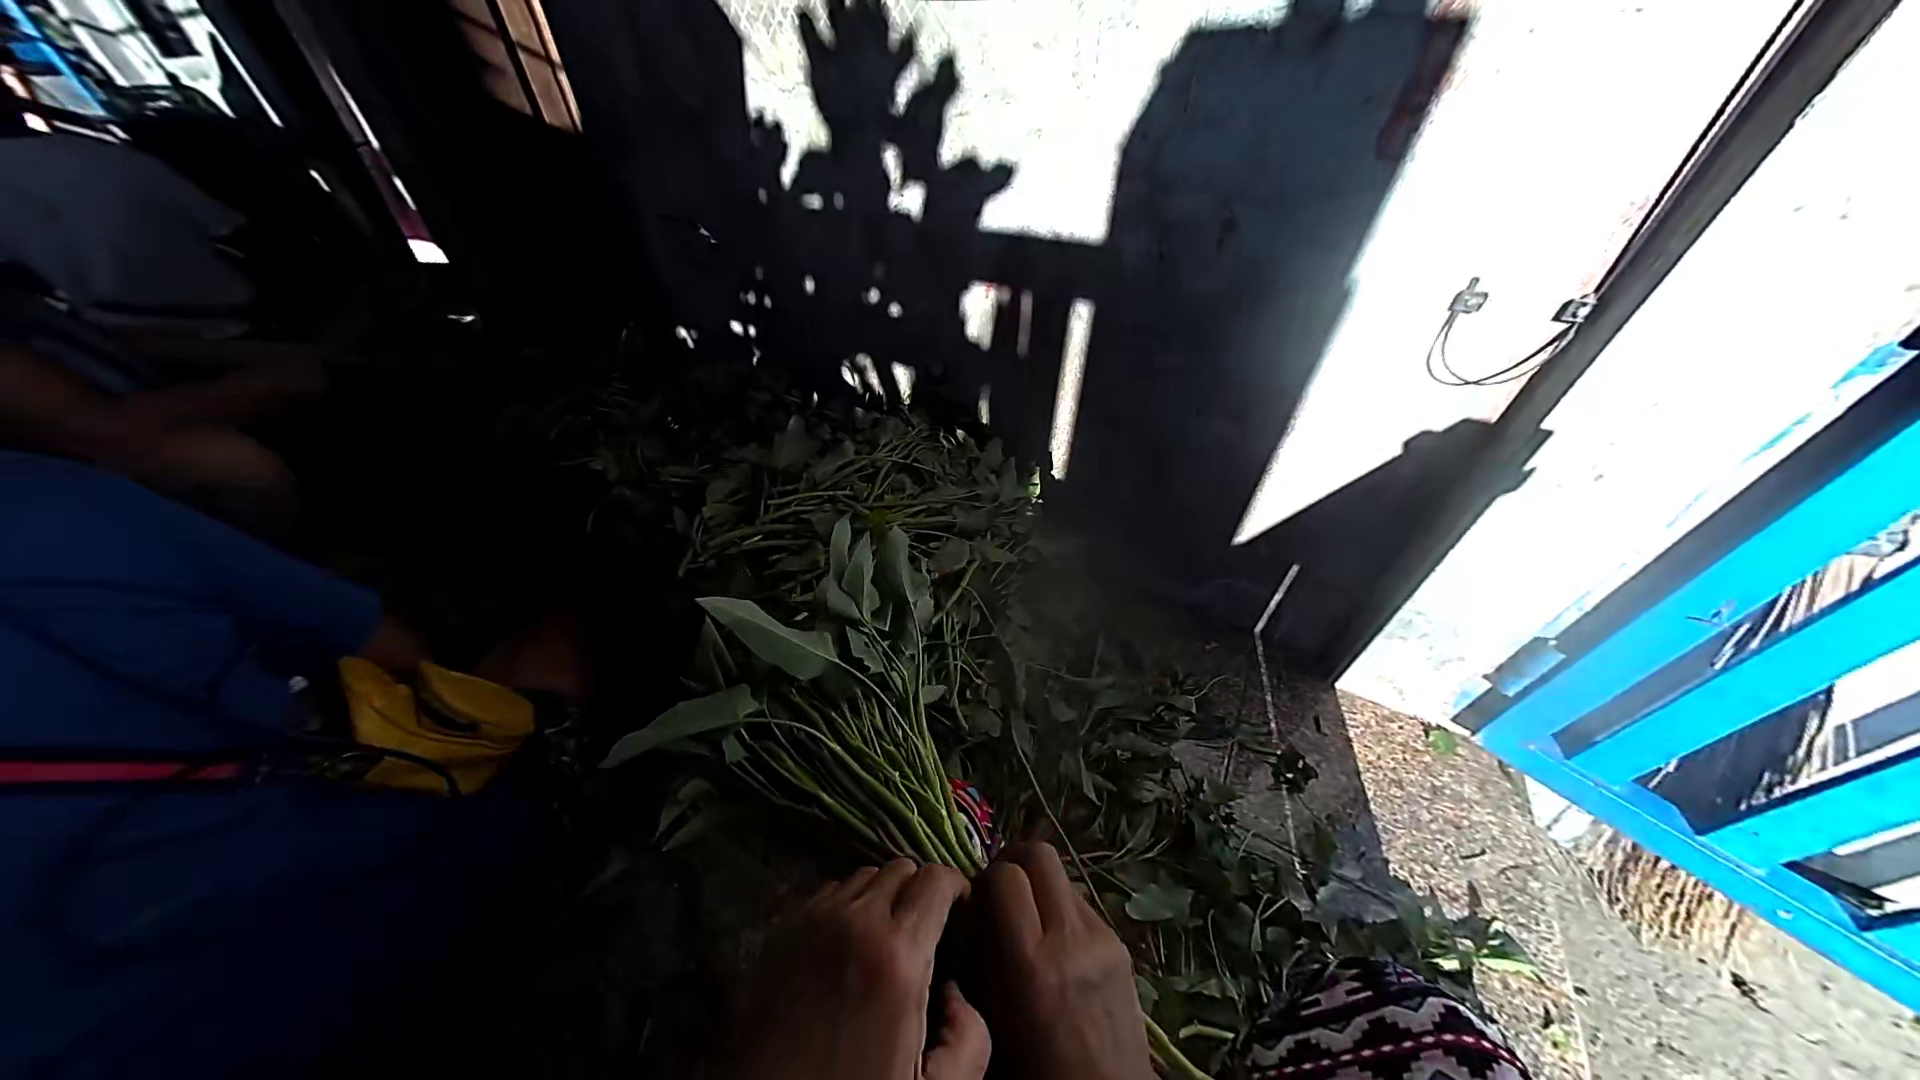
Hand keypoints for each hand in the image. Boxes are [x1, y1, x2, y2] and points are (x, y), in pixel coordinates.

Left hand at [732, 859, 989, 1079]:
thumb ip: (971, 1039)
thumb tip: (957, 991)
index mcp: (898, 956)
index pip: (936, 879)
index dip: (956, 888)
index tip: (961, 910)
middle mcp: (856, 921)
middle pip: (901, 869)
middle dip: (919, 891)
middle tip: (923, 928)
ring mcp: (815, 918)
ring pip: (864, 876)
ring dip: (882, 896)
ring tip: (884, 935)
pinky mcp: (784, 927)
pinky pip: (829, 892)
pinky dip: (847, 906)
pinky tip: (848, 943)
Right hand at [978, 843, 1154, 1079]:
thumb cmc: (1038, 1069)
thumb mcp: (994, 1016)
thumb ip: (984, 954)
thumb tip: (975, 907)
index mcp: (1031, 960)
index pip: (1006, 876)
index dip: (987, 877)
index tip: (977, 898)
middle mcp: (1069, 937)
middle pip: (1040, 854)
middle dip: (1014, 860)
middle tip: (1000, 887)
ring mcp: (1100, 936)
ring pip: (1062, 875)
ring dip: (1039, 885)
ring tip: (1027, 918)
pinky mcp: (1119, 943)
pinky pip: (1081, 904)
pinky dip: (1060, 909)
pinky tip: (1054, 942)